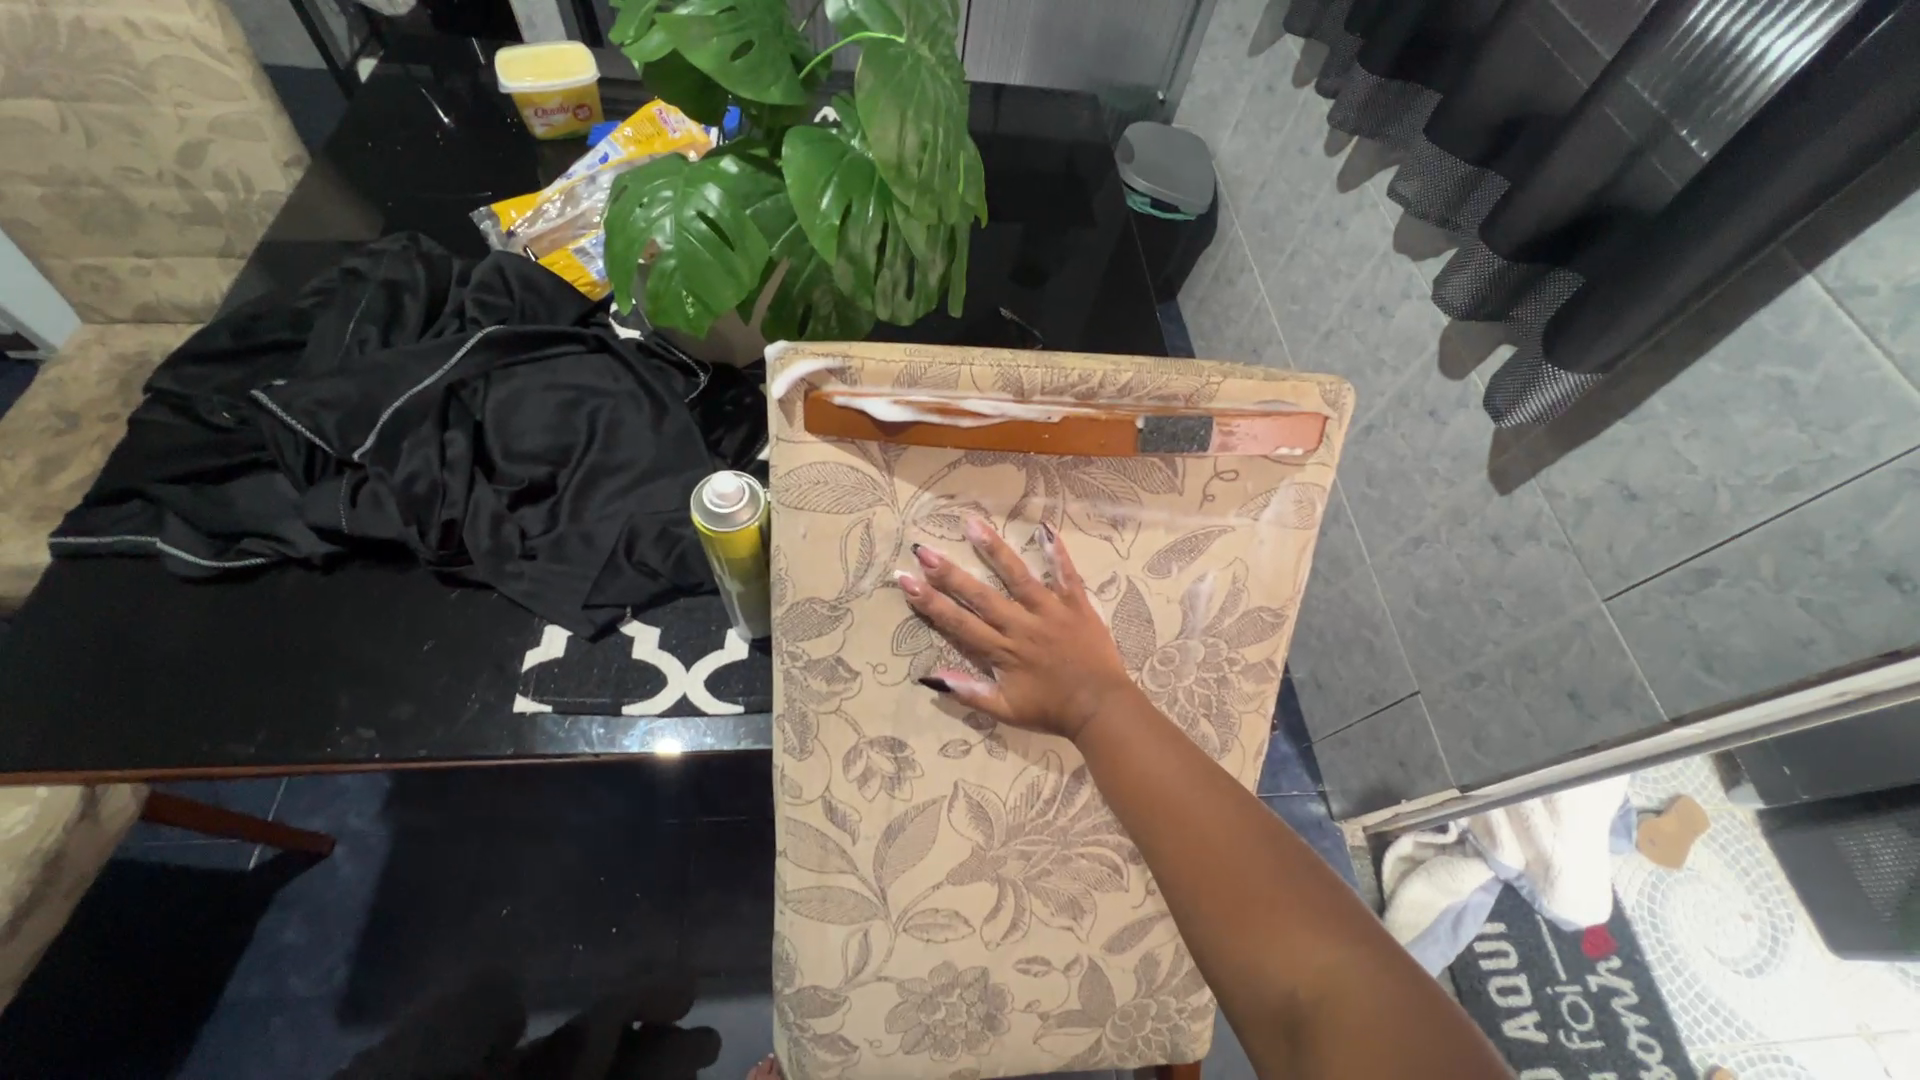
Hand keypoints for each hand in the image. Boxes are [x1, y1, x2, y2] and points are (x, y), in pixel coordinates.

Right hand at [896, 517, 1141, 741]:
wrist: (1101, 708)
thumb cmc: (1052, 711)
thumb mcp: (1006, 712)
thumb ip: (970, 692)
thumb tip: (931, 677)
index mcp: (1002, 651)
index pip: (958, 622)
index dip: (930, 602)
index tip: (906, 580)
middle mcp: (1021, 625)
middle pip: (980, 595)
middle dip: (949, 573)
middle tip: (923, 549)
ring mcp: (1050, 611)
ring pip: (1017, 576)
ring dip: (993, 550)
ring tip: (972, 524)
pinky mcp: (1077, 604)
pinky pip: (1066, 574)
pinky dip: (1056, 551)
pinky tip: (1045, 527)